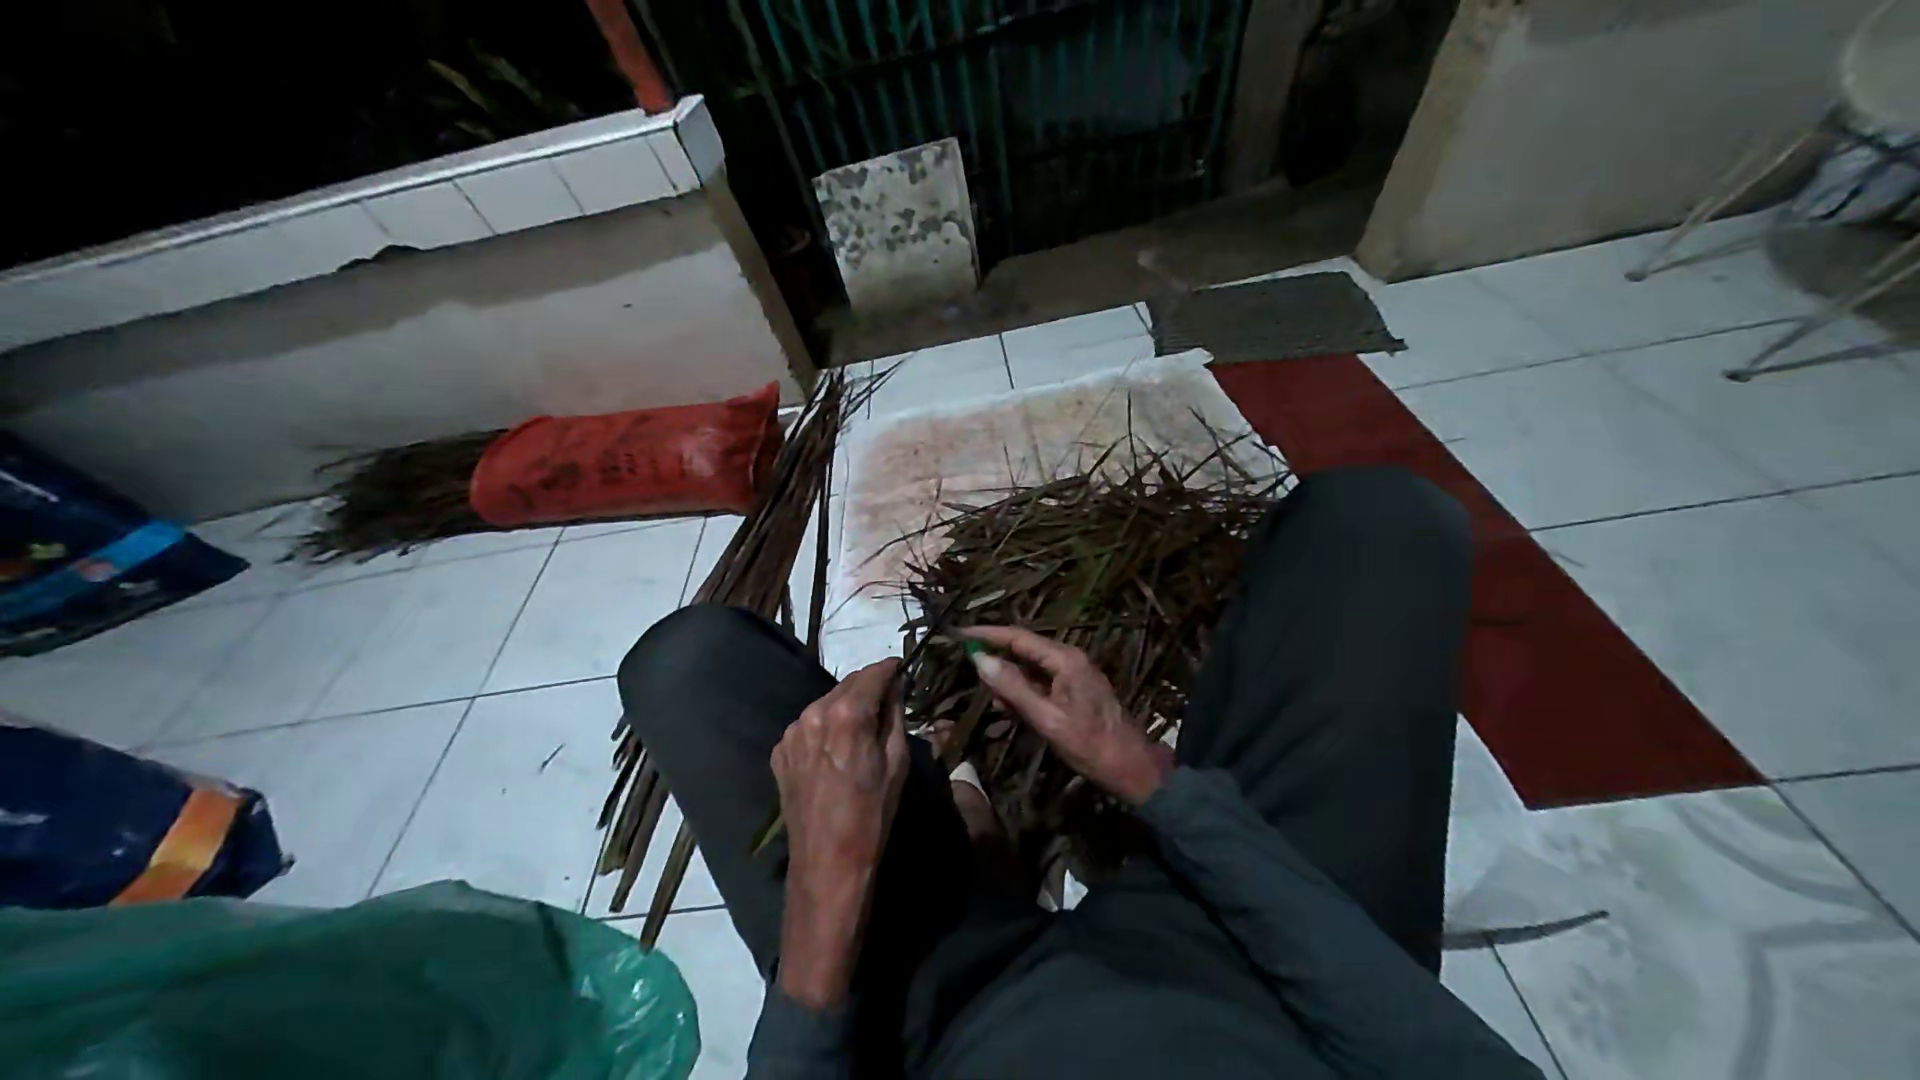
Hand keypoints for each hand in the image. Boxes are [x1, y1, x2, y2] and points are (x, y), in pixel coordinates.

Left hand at [770, 658, 909, 1007]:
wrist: (827, 863)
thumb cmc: (873, 813)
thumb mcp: (897, 762)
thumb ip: (894, 715)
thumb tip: (895, 686)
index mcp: (846, 714)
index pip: (872, 673)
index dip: (890, 669)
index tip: (902, 668)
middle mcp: (813, 713)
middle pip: (847, 684)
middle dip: (869, 687)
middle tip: (889, 699)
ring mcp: (792, 732)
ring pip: (826, 703)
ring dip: (846, 707)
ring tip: (861, 730)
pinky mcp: (780, 751)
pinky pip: (809, 726)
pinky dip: (826, 728)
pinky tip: (836, 752)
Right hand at [960, 626, 1170, 805]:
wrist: (1132, 769)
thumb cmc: (1090, 745)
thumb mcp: (1046, 718)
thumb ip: (1013, 688)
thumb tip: (980, 660)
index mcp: (1065, 659)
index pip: (1018, 637)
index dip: (987, 633)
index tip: (960, 633)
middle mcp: (1069, 659)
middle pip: (1023, 648)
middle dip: (995, 656)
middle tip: (966, 663)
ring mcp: (1073, 675)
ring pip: (1030, 668)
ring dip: (1008, 679)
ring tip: (989, 697)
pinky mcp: (1074, 691)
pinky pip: (1040, 683)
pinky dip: (1022, 692)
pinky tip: (1008, 708)